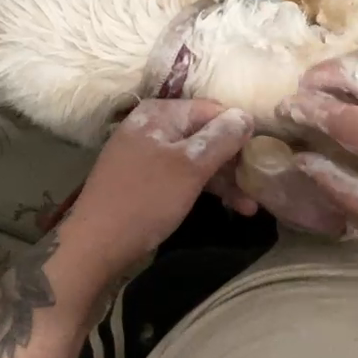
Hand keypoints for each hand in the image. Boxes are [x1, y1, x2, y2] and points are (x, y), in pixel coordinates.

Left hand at [58, 98, 253, 272]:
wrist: (92, 247)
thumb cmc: (144, 200)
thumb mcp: (189, 168)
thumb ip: (220, 139)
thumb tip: (246, 114)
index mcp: (160, 113)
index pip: (212, 110)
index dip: (240, 130)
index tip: (264, 155)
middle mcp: (152, 126)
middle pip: (204, 134)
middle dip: (233, 160)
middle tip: (260, 186)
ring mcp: (145, 154)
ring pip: (195, 159)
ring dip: (223, 180)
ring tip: (250, 207)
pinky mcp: (142, 181)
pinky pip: (181, 176)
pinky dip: (203, 188)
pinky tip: (227, 207)